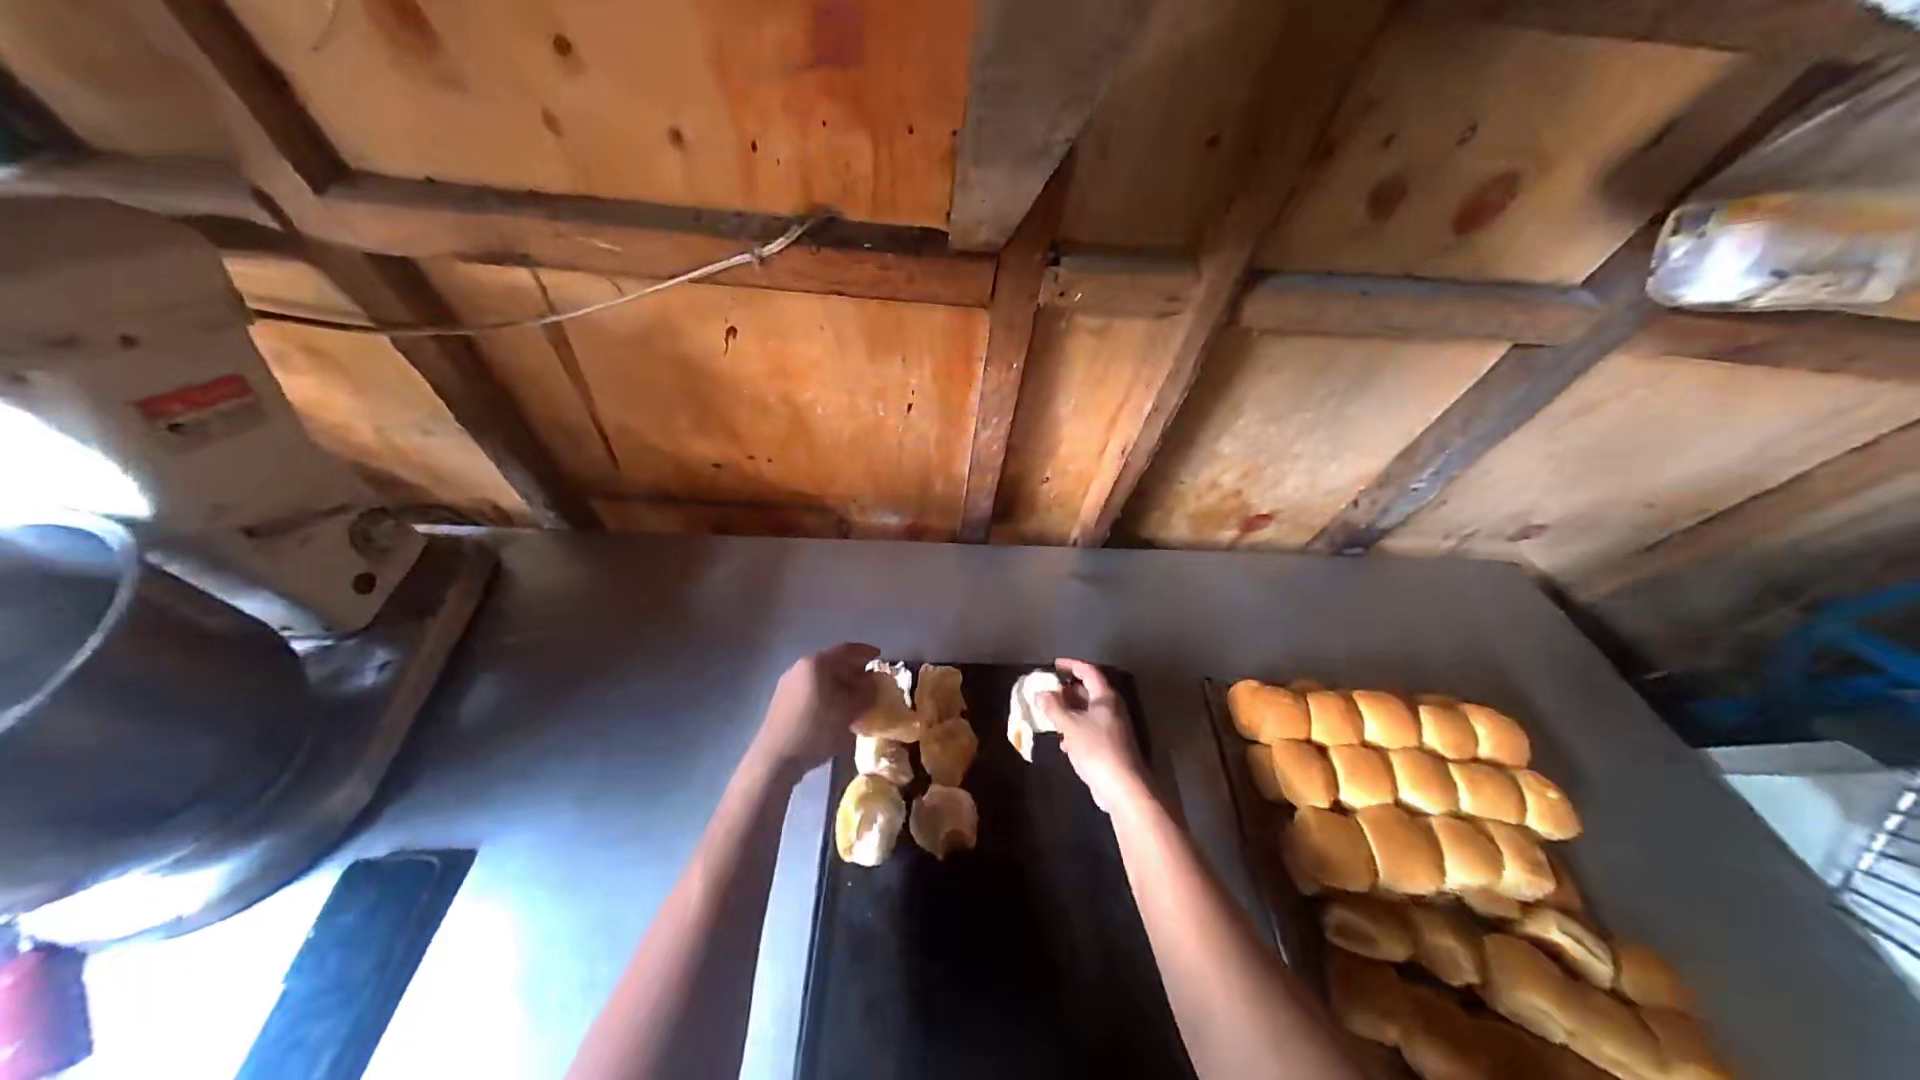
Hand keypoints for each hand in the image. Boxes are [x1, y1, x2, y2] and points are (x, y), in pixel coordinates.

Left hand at [749, 643, 881, 778]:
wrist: (776, 757)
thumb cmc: (817, 730)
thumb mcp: (849, 712)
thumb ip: (865, 693)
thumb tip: (872, 683)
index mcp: (816, 664)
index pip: (846, 650)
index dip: (865, 652)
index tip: (879, 656)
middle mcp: (800, 666)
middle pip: (832, 661)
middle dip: (853, 669)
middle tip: (870, 679)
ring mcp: (788, 682)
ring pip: (821, 675)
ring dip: (840, 681)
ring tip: (854, 695)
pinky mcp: (782, 698)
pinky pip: (810, 686)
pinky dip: (826, 690)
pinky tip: (834, 707)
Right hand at [1034, 658, 1152, 815]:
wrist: (1122, 787)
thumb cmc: (1097, 749)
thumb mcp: (1070, 725)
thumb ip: (1053, 707)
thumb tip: (1041, 693)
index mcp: (1105, 697)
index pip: (1089, 672)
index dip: (1071, 665)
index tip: (1054, 664)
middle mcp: (1111, 709)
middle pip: (1088, 691)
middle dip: (1068, 689)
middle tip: (1048, 689)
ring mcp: (1112, 728)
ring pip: (1087, 712)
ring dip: (1069, 711)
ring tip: (1050, 713)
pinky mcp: (1109, 746)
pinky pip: (1089, 730)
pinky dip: (1075, 730)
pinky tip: (1063, 742)